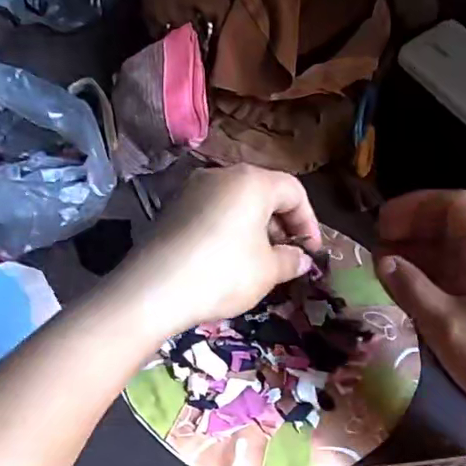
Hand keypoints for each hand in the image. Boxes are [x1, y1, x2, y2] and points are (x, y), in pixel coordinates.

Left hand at [113, 165, 323, 337]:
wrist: (154, 290)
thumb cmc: (223, 274)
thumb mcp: (267, 271)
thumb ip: (290, 260)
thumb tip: (301, 258)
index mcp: (251, 181)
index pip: (294, 191)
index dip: (309, 222)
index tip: (311, 252)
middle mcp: (220, 175)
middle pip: (262, 192)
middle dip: (281, 224)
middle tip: (287, 256)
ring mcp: (191, 190)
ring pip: (235, 203)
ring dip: (254, 228)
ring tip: (258, 262)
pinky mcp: (171, 210)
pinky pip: (211, 214)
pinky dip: (227, 231)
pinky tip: (226, 261)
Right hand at [376, 190, 465, 426]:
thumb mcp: (444, 322)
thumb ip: (410, 286)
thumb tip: (382, 259)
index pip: (454, 204)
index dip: (414, 206)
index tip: (381, 224)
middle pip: (455, 225)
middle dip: (413, 230)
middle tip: (376, 249)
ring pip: (457, 252)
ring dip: (421, 255)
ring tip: (385, 270)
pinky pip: (463, 276)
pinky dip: (434, 277)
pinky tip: (410, 291)